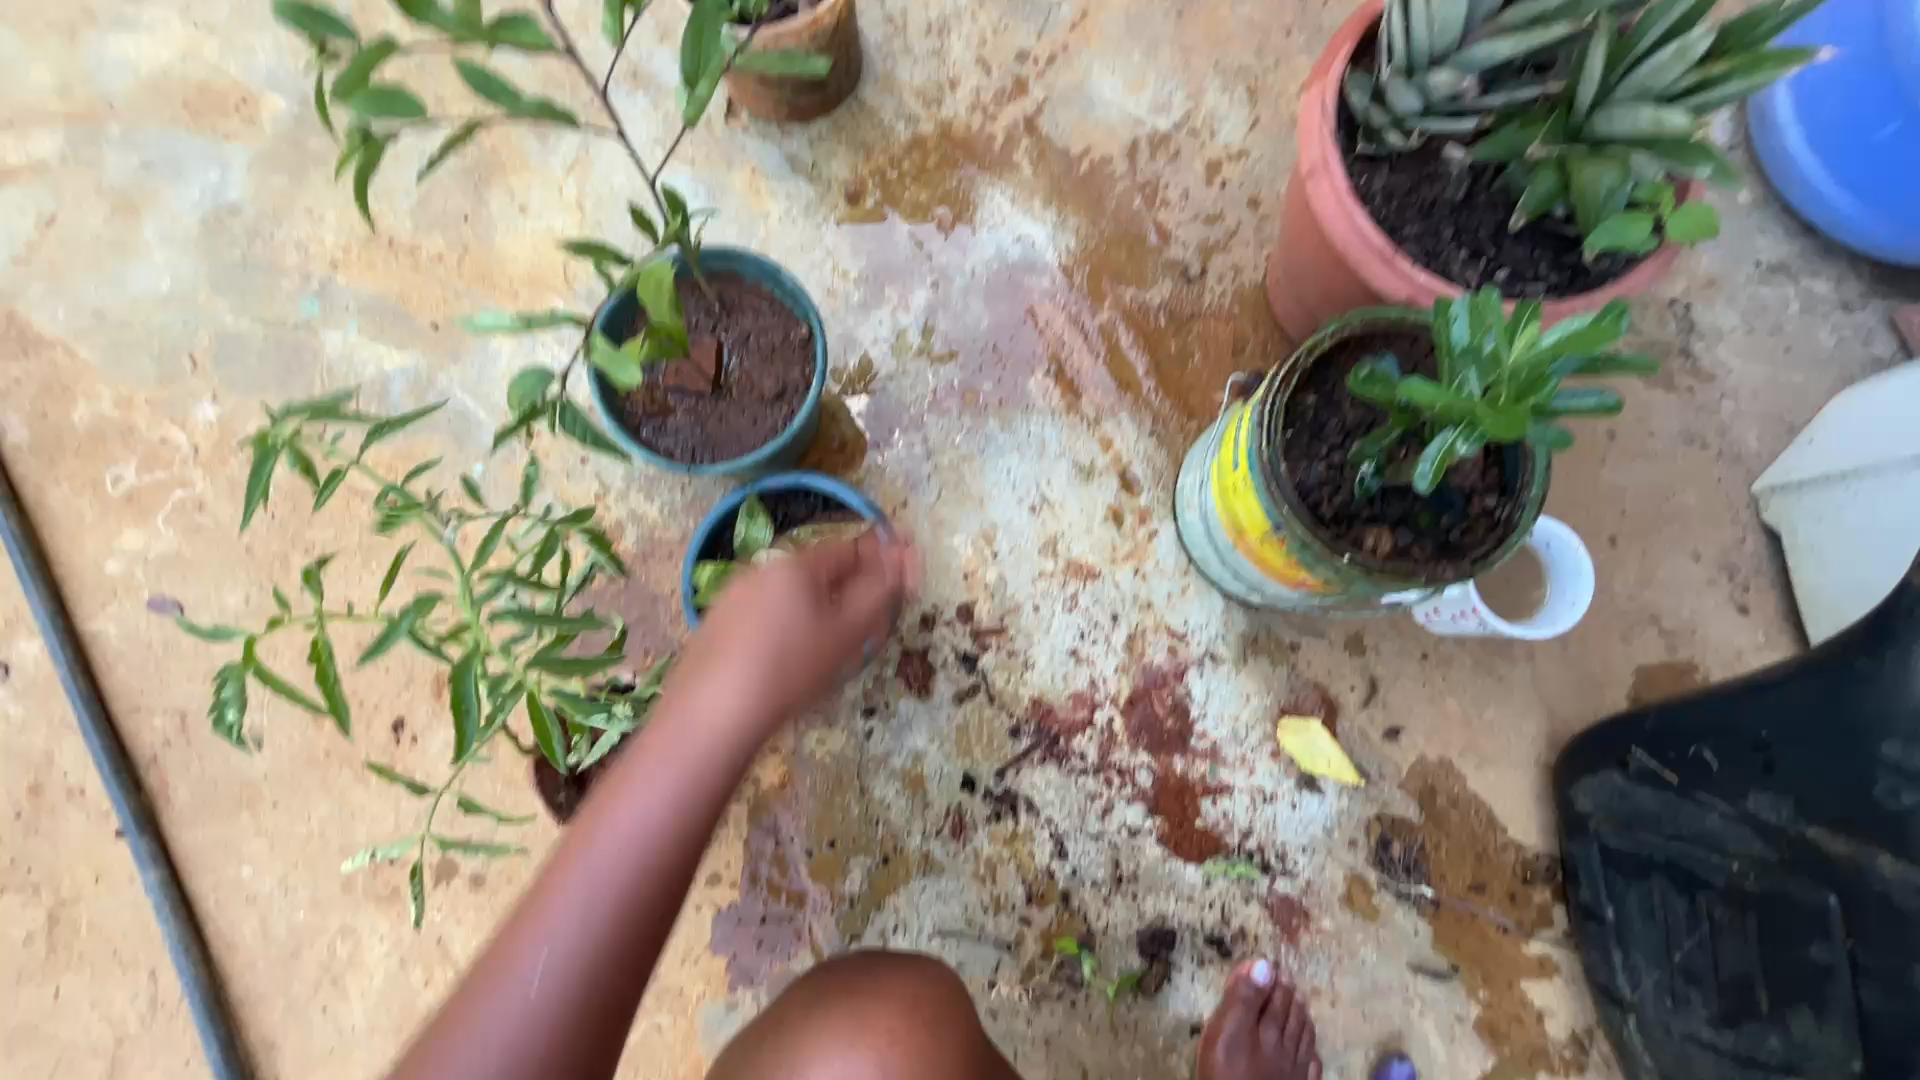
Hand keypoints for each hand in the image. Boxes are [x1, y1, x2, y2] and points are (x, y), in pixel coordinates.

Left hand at [662, 530, 919, 738]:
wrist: (712, 715)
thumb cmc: (790, 669)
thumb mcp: (848, 632)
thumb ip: (880, 590)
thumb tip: (904, 556)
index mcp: (796, 564)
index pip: (851, 550)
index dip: (881, 566)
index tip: (900, 591)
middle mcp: (762, 569)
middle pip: (820, 574)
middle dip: (850, 596)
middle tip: (868, 634)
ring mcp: (733, 597)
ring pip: (792, 599)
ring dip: (819, 615)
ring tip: (829, 656)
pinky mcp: (716, 626)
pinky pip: (766, 619)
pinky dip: (787, 632)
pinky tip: (788, 667)